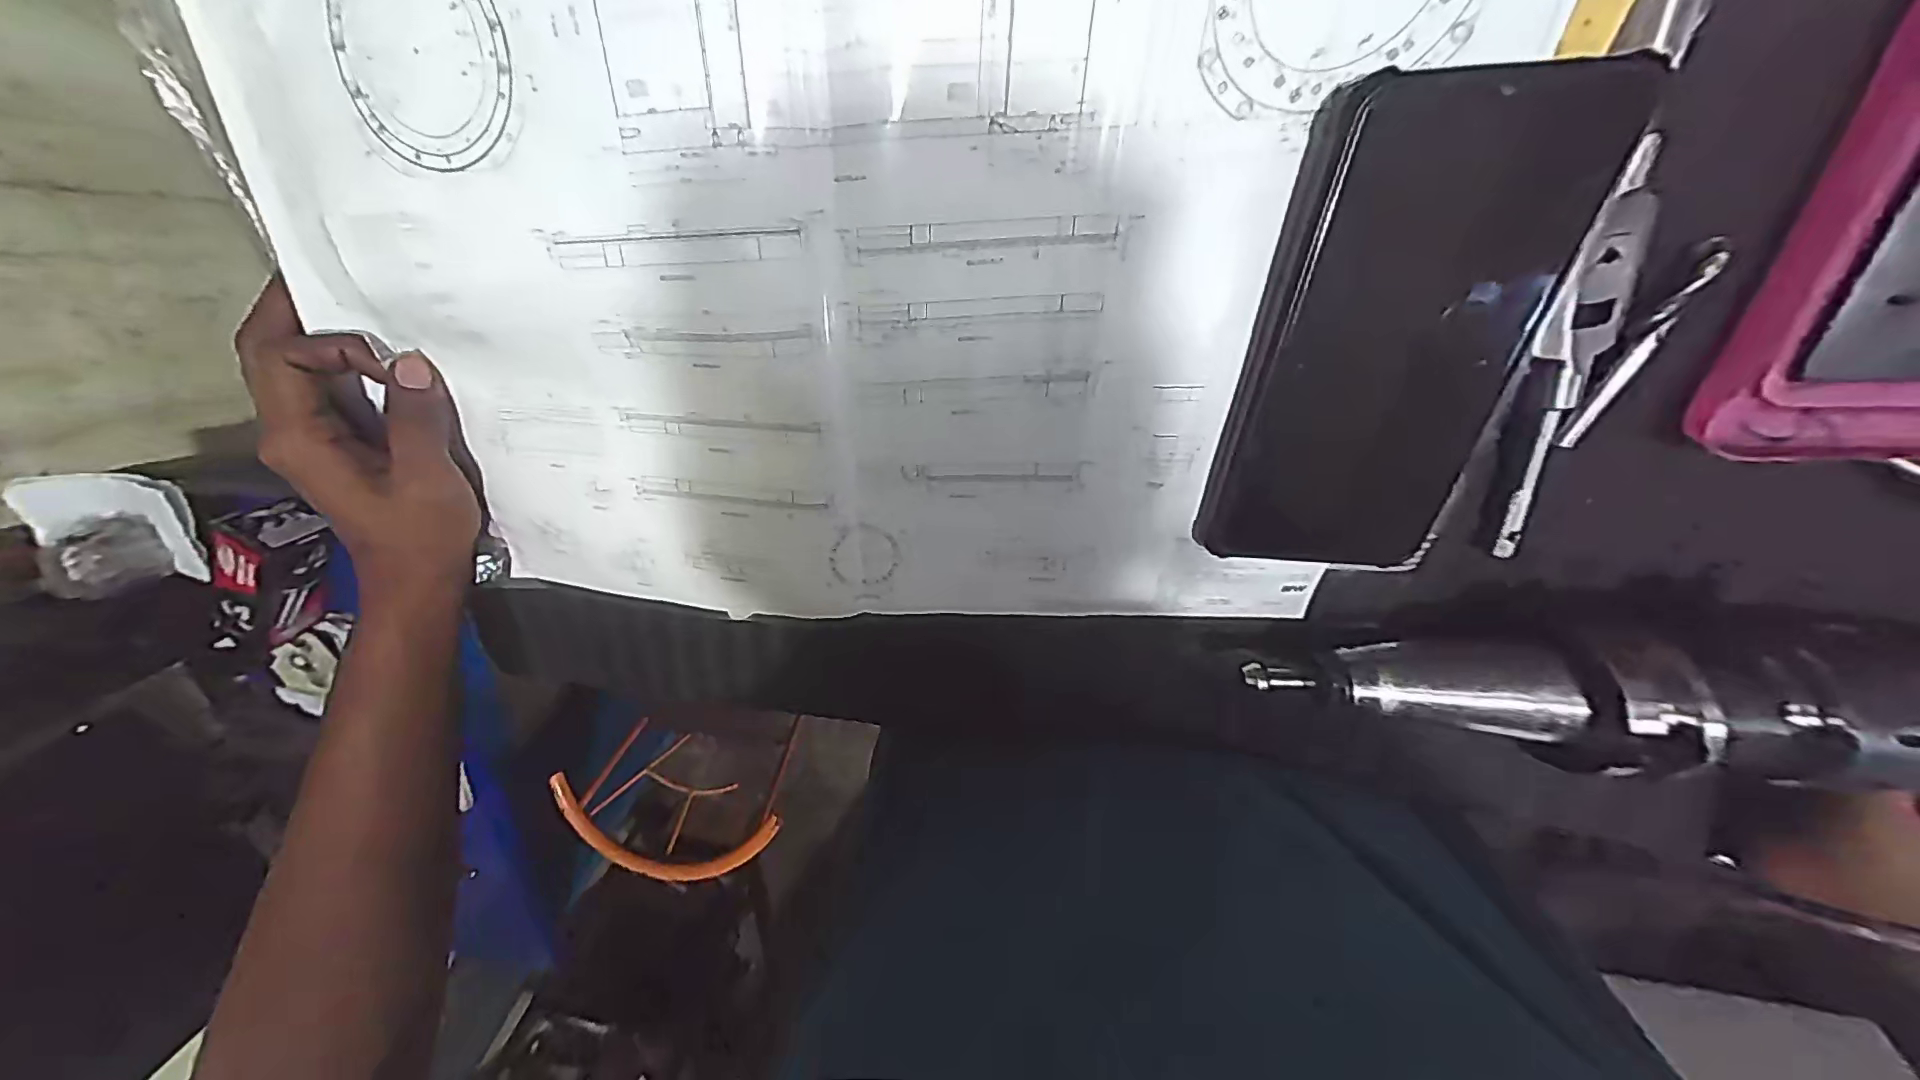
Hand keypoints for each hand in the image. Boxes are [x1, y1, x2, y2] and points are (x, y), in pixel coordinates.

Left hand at [235, 274, 480, 602]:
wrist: (418, 580)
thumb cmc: (422, 535)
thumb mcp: (428, 478)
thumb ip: (416, 419)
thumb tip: (409, 362)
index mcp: (300, 438)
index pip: (281, 358)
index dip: (332, 344)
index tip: (393, 362)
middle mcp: (292, 431)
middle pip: (267, 353)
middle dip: (293, 312)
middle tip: (334, 279)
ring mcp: (314, 438)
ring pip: (294, 369)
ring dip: (322, 336)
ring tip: (365, 311)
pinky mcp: (341, 444)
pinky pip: (329, 390)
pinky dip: (349, 366)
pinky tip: (387, 360)